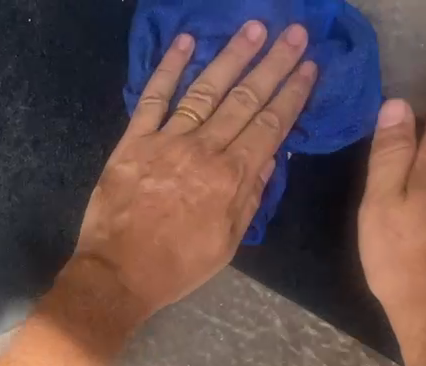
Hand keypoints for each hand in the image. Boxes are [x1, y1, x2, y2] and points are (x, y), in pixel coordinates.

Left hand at [66, 23, 316, 323]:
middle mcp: (203, 151)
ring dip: (232, 56)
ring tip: (254, 29)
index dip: (291, 95)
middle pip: (244, 99)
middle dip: (272, 64)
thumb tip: (270, 159)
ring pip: (205, 90)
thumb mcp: (225, 246)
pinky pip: (154, 97)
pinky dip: (169, 68)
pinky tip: (186, 42)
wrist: (117, 275)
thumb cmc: (174, 269)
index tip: (308, 67)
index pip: (269, 127)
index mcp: (230, 179)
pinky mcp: (133, 142)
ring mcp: (166, 142)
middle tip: (294, 34)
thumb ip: (249, 200)